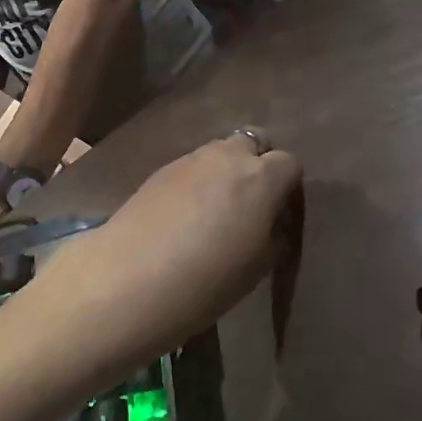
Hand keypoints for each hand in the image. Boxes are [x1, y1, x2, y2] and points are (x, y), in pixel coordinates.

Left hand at [18, 131, 303, 389]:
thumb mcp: (258, 264)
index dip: (288, 186)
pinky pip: (190, 165)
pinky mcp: (158, 169)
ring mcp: (187, 159)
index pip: (289, 162)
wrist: (132, 274)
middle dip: (256, 164)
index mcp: (260, 177)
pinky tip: (185, 211)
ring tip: (215, 207)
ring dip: (224, 169)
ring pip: (217, 151)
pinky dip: (197, 179)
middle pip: (251, 142)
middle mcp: (224, 156)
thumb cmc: (208, 278)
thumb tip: (272, 219)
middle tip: (250, 202)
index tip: (280, 213)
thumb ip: (273, 231)